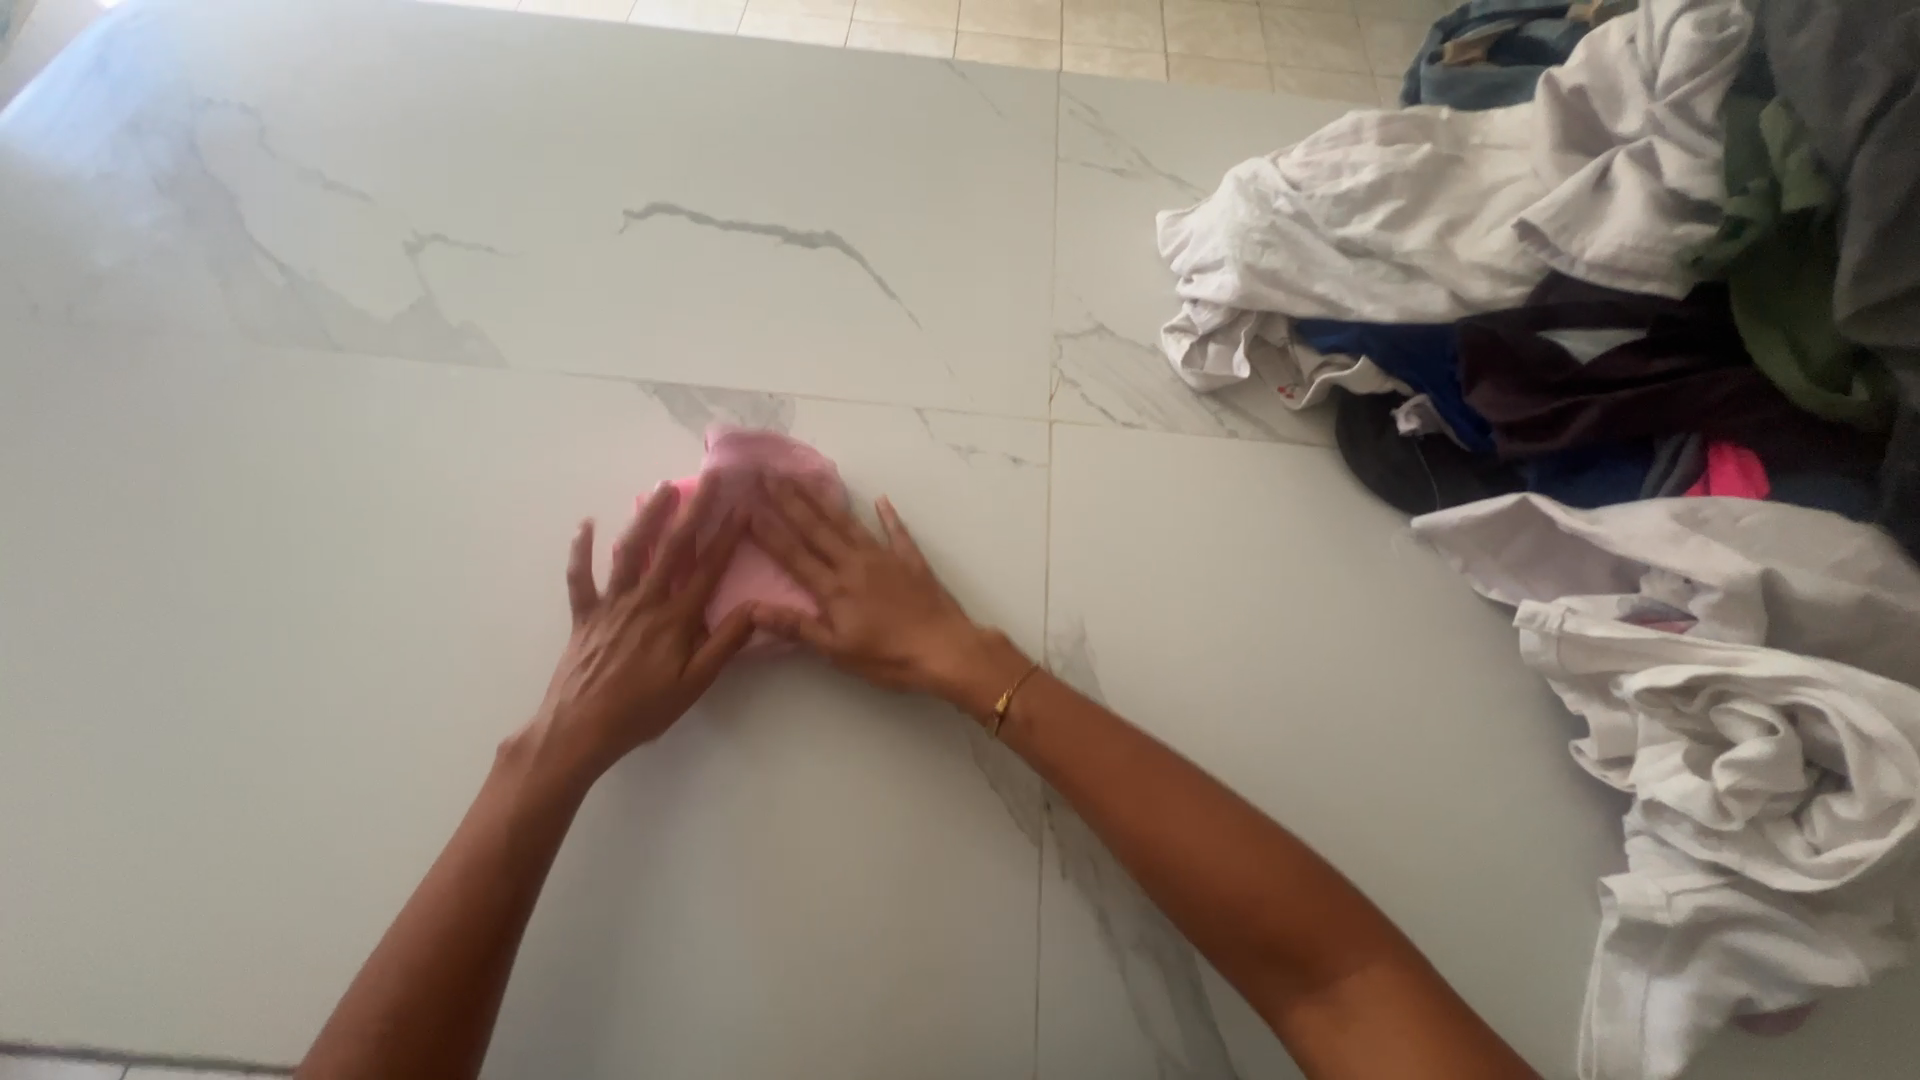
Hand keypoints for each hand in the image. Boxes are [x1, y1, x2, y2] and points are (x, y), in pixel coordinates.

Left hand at [514, 481, 755, 785]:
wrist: (578, 730)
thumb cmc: (643, 710)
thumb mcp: (695, 684)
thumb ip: (725, 644)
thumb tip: (755, 607)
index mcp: (675, 619)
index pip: (708, 569)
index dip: (727, 537)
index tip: (743, 507)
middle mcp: (644, 602)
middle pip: (672, 548)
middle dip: (694, 510)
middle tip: (709, 478)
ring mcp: (610, 605)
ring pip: (630, 551)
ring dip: (648, 516)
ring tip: (663, 486)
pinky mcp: (584, 615)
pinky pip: (580, 576)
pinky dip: (581, 549)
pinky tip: (586, 523)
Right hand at [746, 476, 1030, 714]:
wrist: (946, 649)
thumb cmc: (889, 657)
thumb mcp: (837, 650)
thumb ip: (797, 626)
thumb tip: (752, 608)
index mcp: (834, 588)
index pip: (794, 555)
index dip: (769, 532)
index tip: (748, 507)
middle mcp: (855, 564)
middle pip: (817, 529)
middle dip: (790, 502)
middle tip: (769, 475)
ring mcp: (885, 558)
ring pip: (849, 524)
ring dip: (826, 501)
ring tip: (806, 479)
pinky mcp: (911, 561)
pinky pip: (897, 533)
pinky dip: (888, 516)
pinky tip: (881, 501)